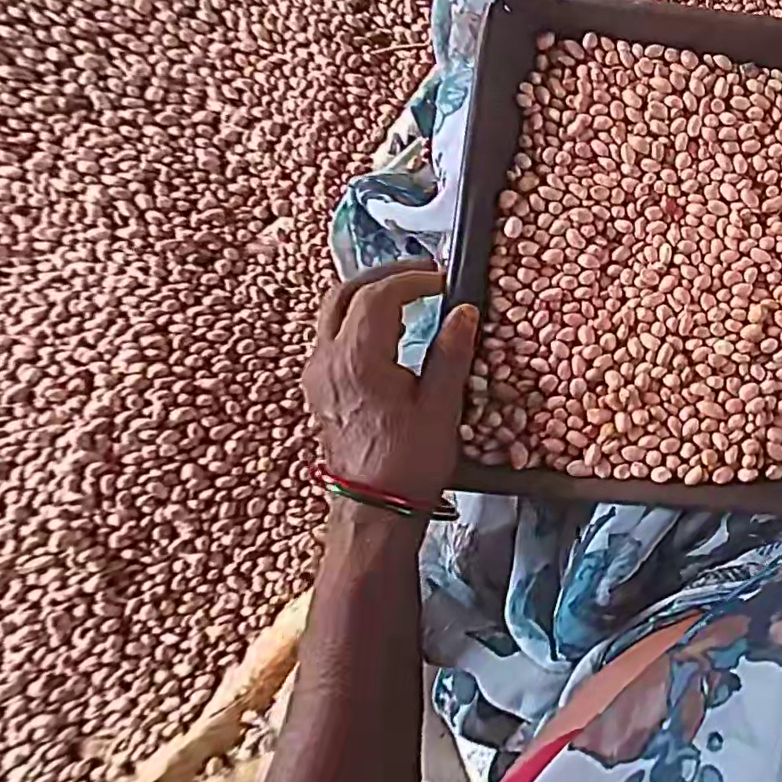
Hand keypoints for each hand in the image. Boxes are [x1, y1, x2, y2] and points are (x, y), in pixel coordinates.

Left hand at [301, 260, 479, 508]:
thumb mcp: (441, 404)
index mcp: (358, 360)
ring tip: (413, 295)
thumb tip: (464, 311)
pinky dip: (362, 316)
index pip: (378, 296)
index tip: (446, 280)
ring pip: (334, 311)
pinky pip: (335, 333)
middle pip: (344, 293)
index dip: (414, 279)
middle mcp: (327, 359)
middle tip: (426, 275)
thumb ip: (450, 352)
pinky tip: (394, 327)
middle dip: (386, 276)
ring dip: (371, 293)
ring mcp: (318, 372)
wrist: (375, 506)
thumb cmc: (411, 459)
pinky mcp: (321, 385)